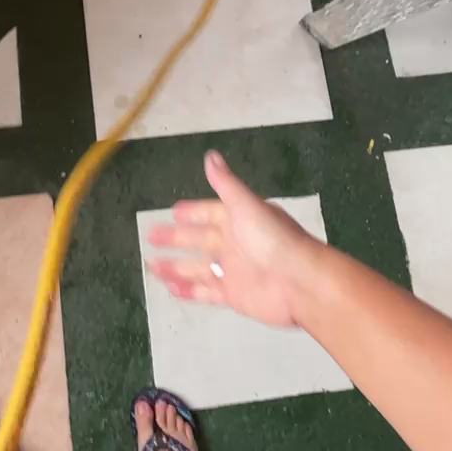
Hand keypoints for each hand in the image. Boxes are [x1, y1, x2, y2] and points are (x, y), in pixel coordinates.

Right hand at [144, 150, 327, 326]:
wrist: (300, 282)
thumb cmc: (274, 240)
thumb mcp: (247, 206)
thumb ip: (226, 184)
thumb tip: (210, 155)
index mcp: (238, 220)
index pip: (209, 213)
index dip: (192, 212)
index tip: (173, 211)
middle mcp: (234, 244)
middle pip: (199, 240)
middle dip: (176, 238)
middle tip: (151, 236)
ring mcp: (233, 271)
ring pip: (198, 267)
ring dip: (176, 266)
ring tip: (152, 266)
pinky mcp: (233, 295)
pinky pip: (205, 291)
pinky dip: (189, 290)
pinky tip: (171, 288)